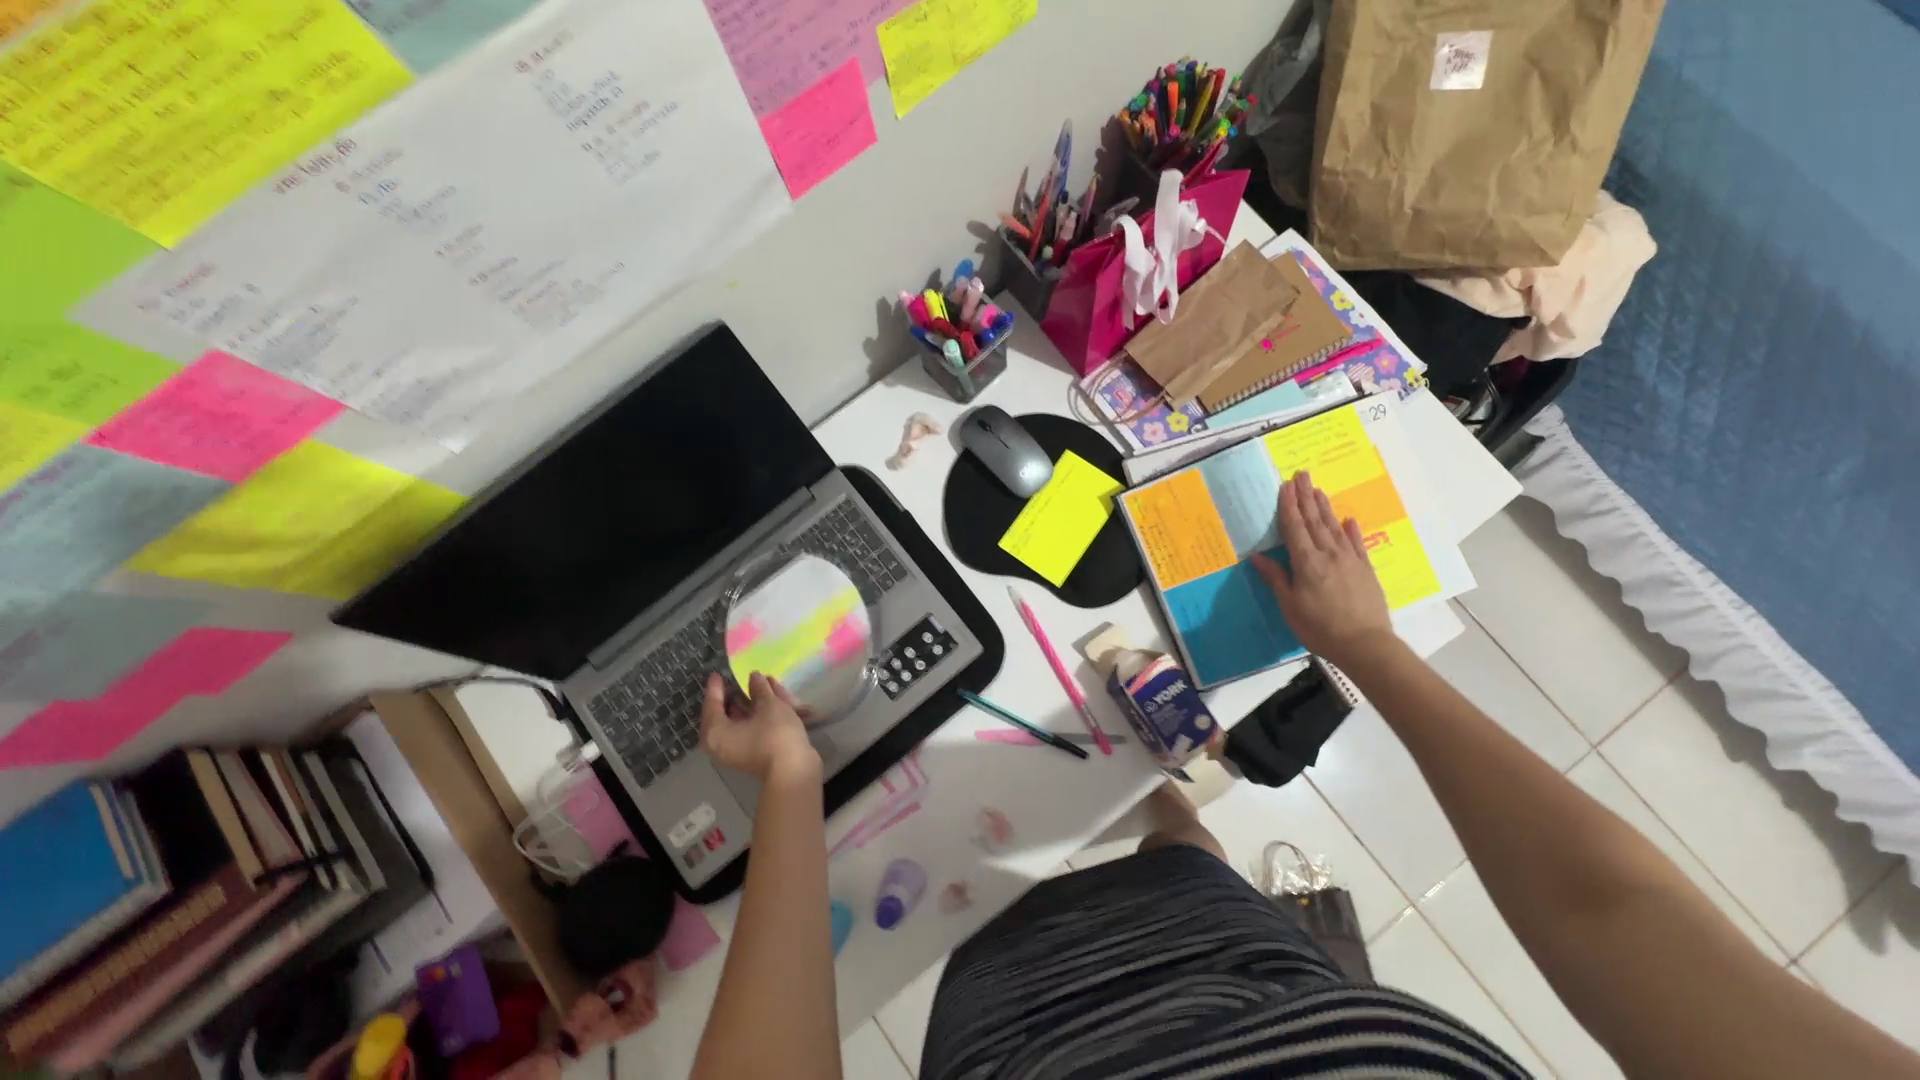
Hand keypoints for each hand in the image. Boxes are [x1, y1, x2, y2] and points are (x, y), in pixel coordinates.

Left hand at [699, 671, 819, 782]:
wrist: (795, 770)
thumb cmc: (774, 734)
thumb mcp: (768, 705)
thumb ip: (759, 688)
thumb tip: (754, 677)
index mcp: (716, 732)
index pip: (713, 704)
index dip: (717, 686)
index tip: (717, 673)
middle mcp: (722, 744)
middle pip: (729, 712)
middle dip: (744, 693)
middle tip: (750, 678)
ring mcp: (739, 751)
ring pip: (746, 720)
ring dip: (759, 702)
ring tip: (771, 684)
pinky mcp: (756, 754)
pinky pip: (756, 729)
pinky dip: (766, 716)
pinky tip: (782, 701)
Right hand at [1250, 471, 1394, 669]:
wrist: (1365, 644)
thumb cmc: (1320, 628)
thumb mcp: (1290, 606)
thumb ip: (1276, 578)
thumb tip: (1257, 557)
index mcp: (1306, 563)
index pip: (1294, 528)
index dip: (1288, 506)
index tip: (1285, 486)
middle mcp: (1328, 554)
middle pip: (1314, 520)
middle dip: (1306, 497)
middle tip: (1302, 474)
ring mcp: (1350, 560)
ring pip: (1334, 527)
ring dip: (1324, 507)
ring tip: (1317, 489)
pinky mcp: (1365, 569)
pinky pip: (1356, 543)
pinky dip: (1351, 530)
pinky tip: (1348, 519)